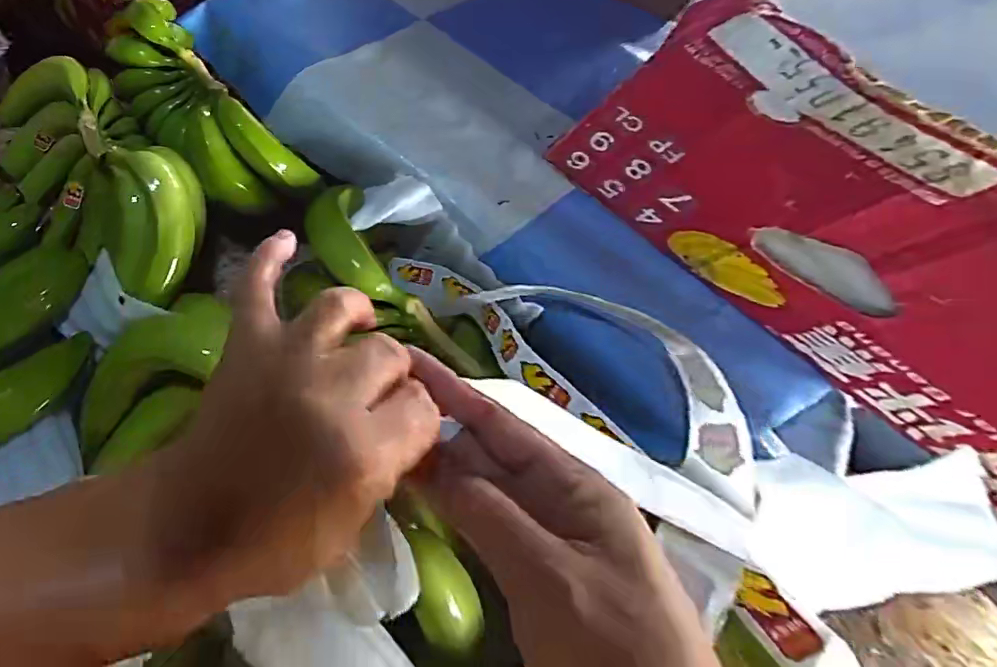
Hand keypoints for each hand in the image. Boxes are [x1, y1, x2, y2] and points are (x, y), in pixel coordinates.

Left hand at [144, 231, 441, 604]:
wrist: (190, 523)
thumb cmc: (273, 542)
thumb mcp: (351, 524)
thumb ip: (387, 465)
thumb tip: (404, 419)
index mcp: (363, 448)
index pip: (423, 409)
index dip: (419, 417)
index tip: (406, 424)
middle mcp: (330, 390)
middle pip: (388, 354)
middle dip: (392, 373)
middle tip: (375, 391)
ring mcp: (285, 357)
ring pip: (339, 307)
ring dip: (355, 312)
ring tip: (357, 323)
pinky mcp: (247, 342)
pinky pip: (257, 285)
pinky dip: (268, 257)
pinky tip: (286, 238)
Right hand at [409, 350, 716, 666]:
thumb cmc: (615, 648)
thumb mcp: (548, 576)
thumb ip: (486, 510)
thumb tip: (428, 456)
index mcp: (576, 484)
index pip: (501, 422)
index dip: (452, 389)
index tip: (405, 358)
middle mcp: (562, 501)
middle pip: (488, 451)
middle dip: (439, 425)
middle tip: (381, 406)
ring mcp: (550, 539)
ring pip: (484, 487)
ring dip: (441, 465)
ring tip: (390, 442)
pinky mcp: (539, 575)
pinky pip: (487, 525)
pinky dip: (453, 507)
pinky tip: (423, 500)